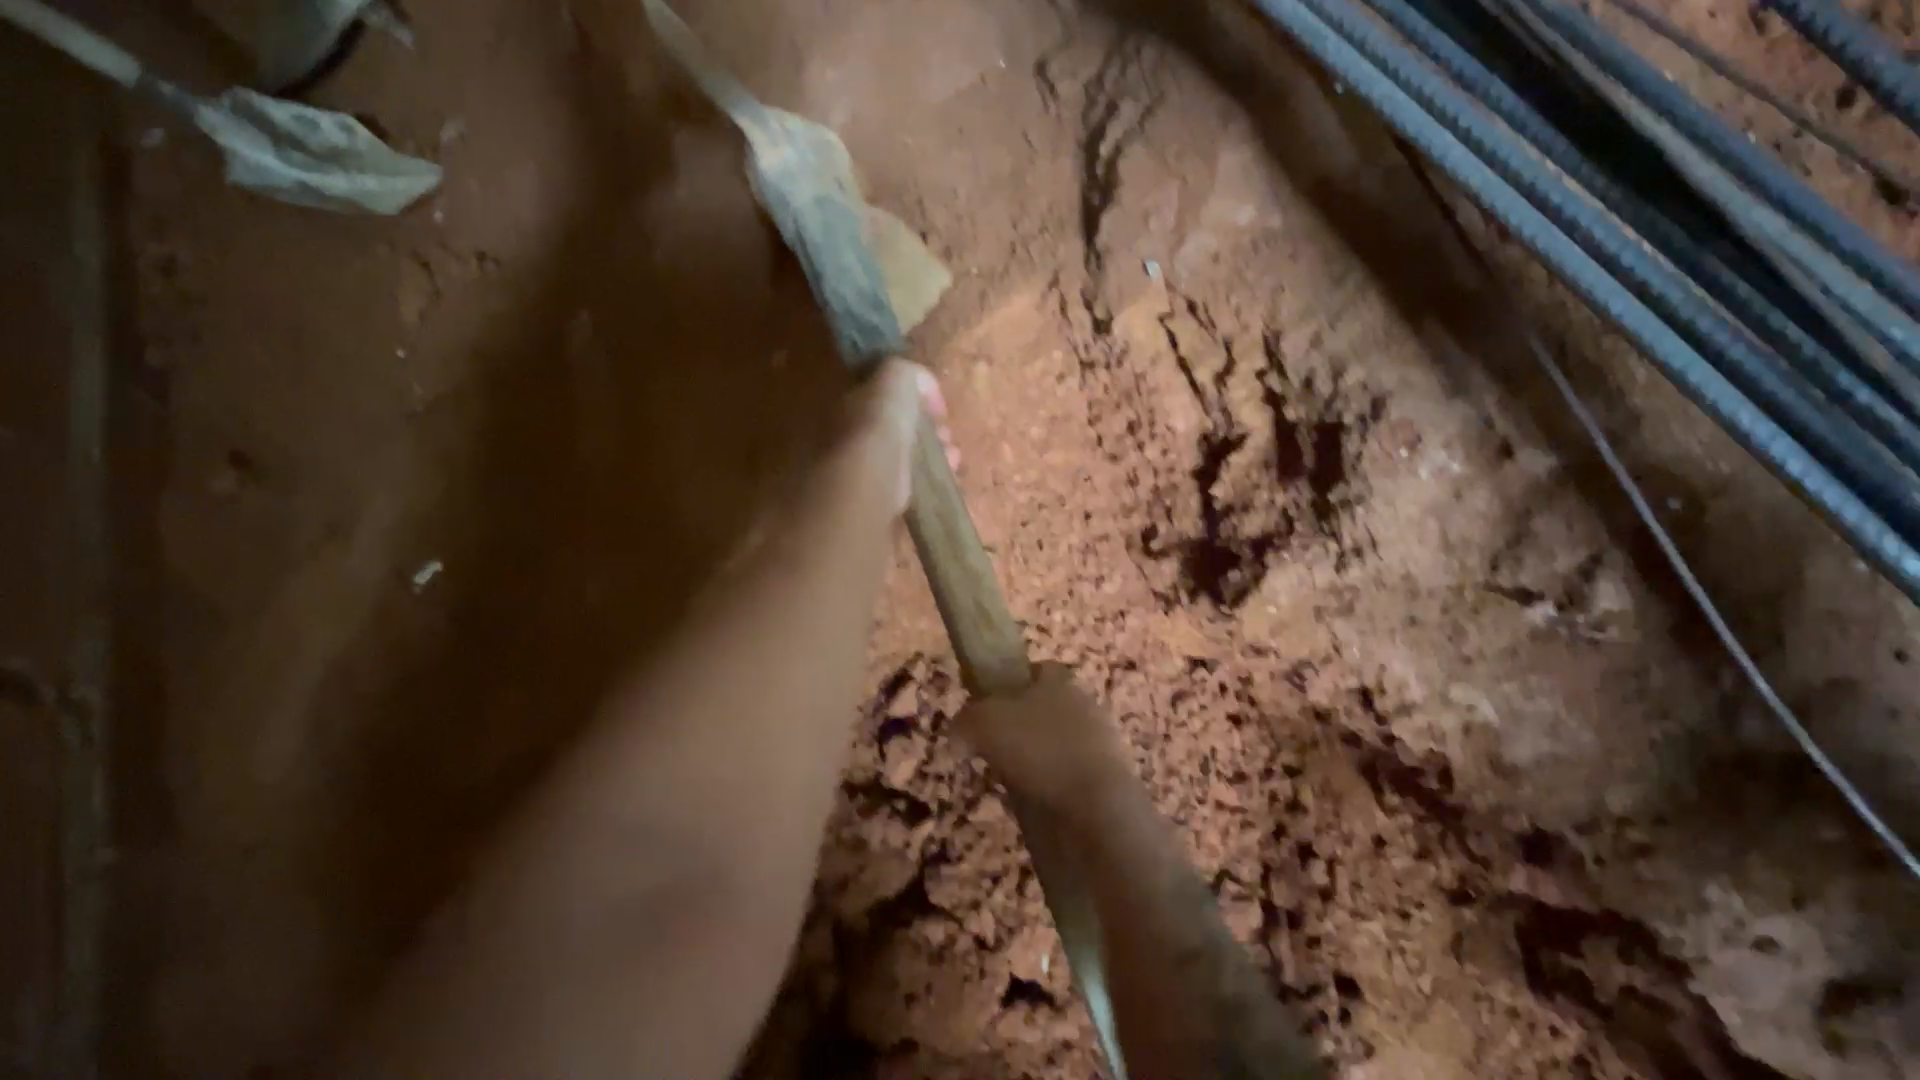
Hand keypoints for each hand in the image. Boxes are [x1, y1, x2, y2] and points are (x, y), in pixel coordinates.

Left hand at [838, 359, 954, 515]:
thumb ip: (908, 373)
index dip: (909, 397)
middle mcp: (851, 437)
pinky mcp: (879, 499)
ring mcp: (863, 470)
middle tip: (945, 433)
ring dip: (932, 453)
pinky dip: (930, 478)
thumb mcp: (895, 378)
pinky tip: (947, 476)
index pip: (879, 397)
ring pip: (904, 456)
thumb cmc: (880, 424)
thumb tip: (922, 384)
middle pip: (894, 428)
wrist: (871, 482)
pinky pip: (910, 484)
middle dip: (924, 428)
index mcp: (849, 406)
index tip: (933, 405)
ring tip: (953, 456)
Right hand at [953, 664, 1135, 805]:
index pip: (1035, 669)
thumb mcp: (984, 723)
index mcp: (1059, 679)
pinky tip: (1032, 800)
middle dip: (1018, 726)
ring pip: (1054, 743)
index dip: (1008, 684)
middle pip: (1043, 708)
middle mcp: (1083, 703)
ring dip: (1032, 759)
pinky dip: (1047, 786)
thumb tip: (957, 732)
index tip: (986, 706)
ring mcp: (1098, 742)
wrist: (1095, 805)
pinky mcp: (1104, 779)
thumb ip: (966, 720)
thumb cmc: (1039, 748)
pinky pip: (1065, 775)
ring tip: (1007, 779)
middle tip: (990, 746)